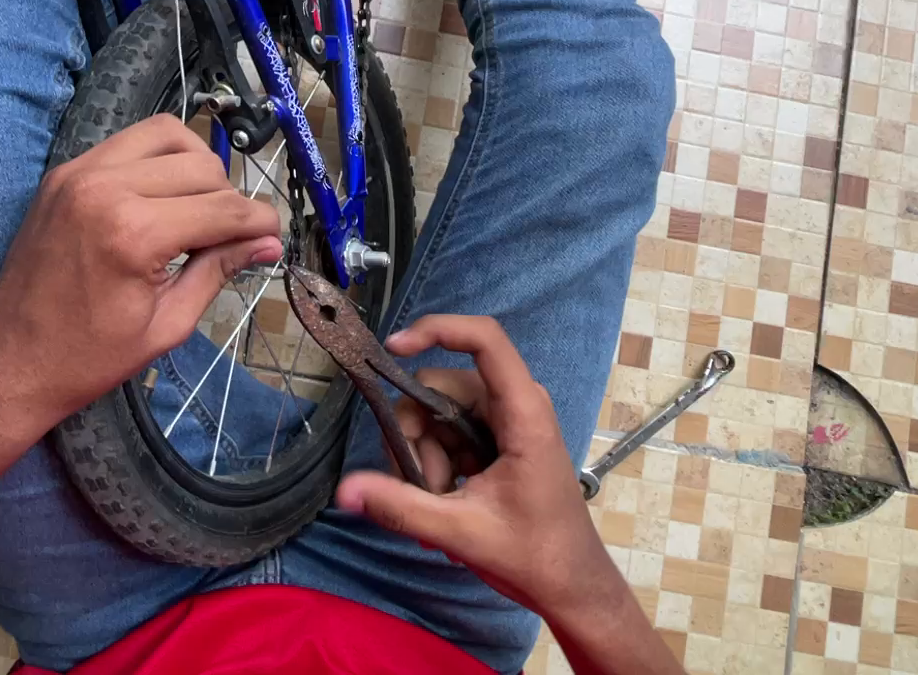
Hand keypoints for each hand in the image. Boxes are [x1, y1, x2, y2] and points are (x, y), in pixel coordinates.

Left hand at [0, 115, 282, 451]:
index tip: (273, 235)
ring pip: (166, 133)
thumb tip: (270, 242)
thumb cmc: (88, 359)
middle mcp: (105, 187)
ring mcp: (79, 172)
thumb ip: (220, 270)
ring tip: (198, 205)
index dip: (258, 222)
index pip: (222, 207)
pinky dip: (157, 157)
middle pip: (201, 165)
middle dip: (229, 198)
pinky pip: (128, 141)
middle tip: (229, 235)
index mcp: (133, 233)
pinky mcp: (64, 172)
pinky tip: (162, 195)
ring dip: (196, 163)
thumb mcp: (167, 324)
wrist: (6, 366)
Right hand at [334, 316, 622, 620]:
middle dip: (417, 438)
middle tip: (422, 491)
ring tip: (437, 507)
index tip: (394, 348)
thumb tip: (344, 490)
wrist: (573, 589)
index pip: (484, 338)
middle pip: (438, 387)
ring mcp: (500, 418)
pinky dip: (431, 464)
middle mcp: (511, 401)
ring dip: (422, 458)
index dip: (438, 328)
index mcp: (522, 410)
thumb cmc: (536, 557)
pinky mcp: (490, 435)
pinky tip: (442, 502)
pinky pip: (442, 431)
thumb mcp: (464, 533)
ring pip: (433, 412)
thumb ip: (402, 507)